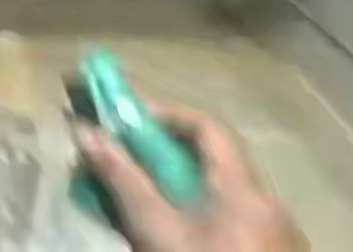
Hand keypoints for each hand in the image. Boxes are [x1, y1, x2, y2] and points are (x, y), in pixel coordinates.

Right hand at [78, 101, 307, 251]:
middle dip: (148, 150)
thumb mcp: (153, 225)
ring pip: (205, 189)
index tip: (121, 119)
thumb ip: (118, 173)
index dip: (162, 112)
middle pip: (202, 158)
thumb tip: (82, 129)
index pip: (207, 127)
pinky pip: (216, 218)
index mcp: (245, 192)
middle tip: (109, 154)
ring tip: (118, 194)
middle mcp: (266, 208)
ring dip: (157, 181)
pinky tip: (149, 228)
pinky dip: (178, 209)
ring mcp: (270, 239)